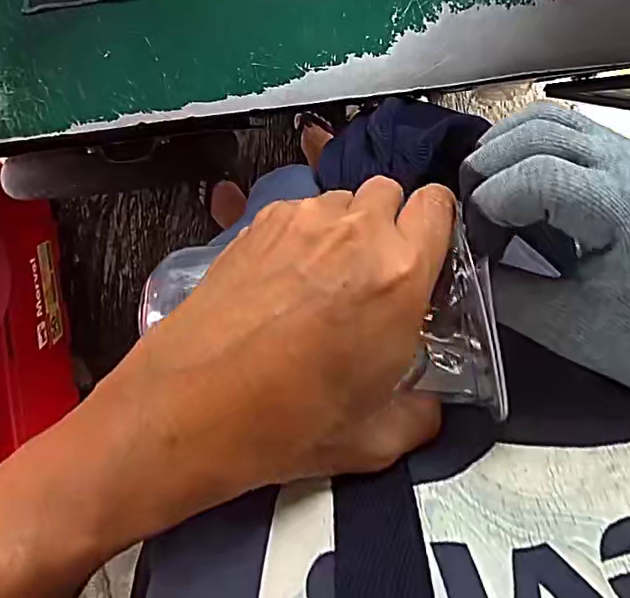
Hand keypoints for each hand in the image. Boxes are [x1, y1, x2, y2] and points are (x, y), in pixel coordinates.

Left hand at [117, 176, 452, 490]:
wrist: (192, 403)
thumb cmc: (284, 420)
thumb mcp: (376, 436)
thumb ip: (422, 411)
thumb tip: (428, 402)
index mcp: (399, 273)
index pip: (438, 204)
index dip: (435, 223)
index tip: (427, 247)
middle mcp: (355, 232)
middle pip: (390, 192)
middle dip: (390, 224)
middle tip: (374, 270)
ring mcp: (305, 219)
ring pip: (344, 199)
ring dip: (346, 228)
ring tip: (325, 277)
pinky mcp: (263, 219)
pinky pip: (302, 210)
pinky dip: (306, 232)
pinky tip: (287, 276)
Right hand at [461, 103, 629, 441]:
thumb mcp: (567, 329)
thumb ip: (501, 288)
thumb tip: (455, 258)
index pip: (538, 174)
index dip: (490, 199)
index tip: (477, 237)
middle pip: (540, 130)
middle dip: (488, 163)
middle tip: (471, 207)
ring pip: (556, 119)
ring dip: (508, 145)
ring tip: (490, 188)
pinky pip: (579, 132)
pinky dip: (536, 148)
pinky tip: (525, 182)